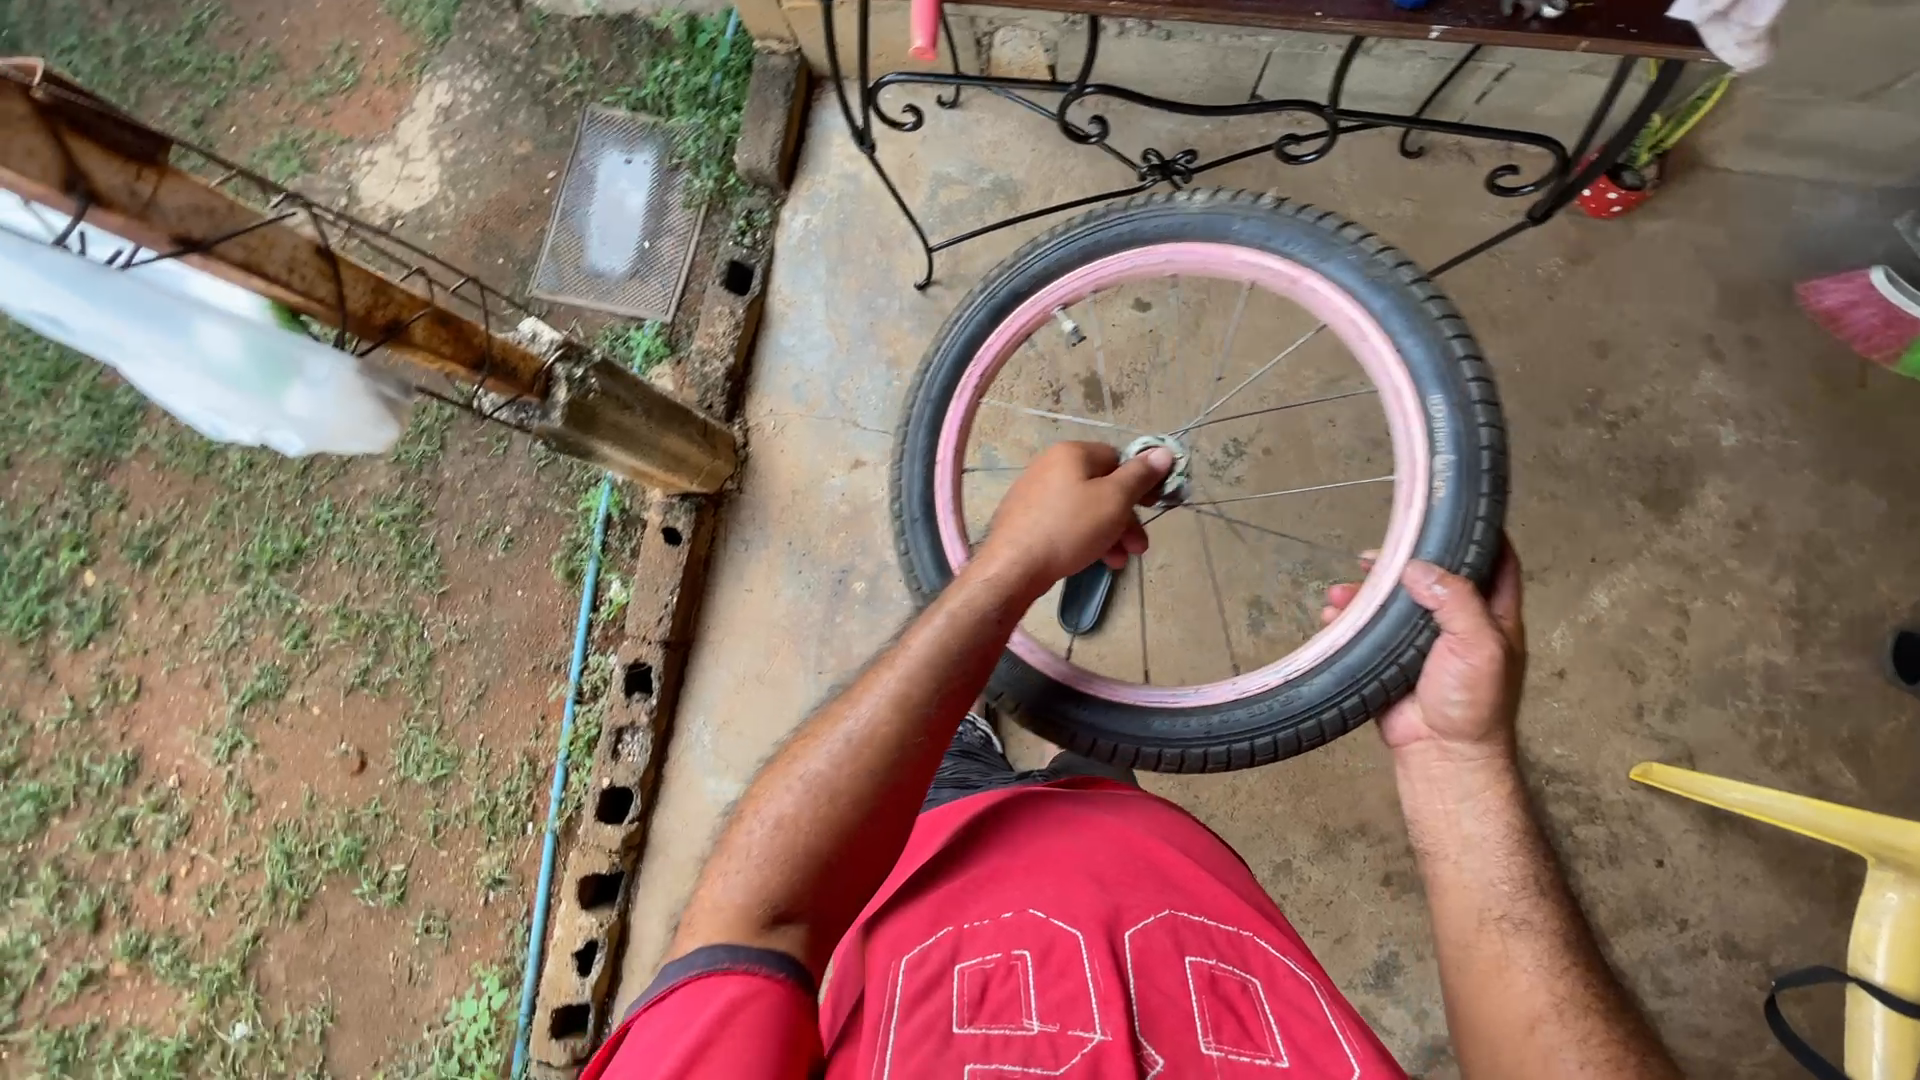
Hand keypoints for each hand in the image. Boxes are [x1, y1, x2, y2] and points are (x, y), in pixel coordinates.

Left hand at [973, 441, 1172, 597]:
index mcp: (1071, 453)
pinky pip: (1065, 523)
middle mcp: (1049, 467)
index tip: (1151, 507)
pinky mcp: (1026, 520)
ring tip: (1120, 561)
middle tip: (1139, 546)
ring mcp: (1035, 494)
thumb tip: (1163, 452)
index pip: (1116, 458)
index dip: (1138, 482)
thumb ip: (1140, 476)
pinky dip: (1084, 538)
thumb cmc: (1069, 528)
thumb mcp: (1114, 500)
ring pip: (1085, 509)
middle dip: (1126, 518)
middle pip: (1101, 487)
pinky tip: (1094, 561)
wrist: (1013, 567)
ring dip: (1109, 534)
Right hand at [1322, 538, 1524, 763]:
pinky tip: (1332, 616)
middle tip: (1371, 555)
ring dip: (1363, 592)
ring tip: (1340, 592)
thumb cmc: (1472, 702)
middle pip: (1429, 576)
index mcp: (1491, 614)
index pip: (1493, 561)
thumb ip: (1456, 601)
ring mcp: (1420, 639)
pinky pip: (1365, 629)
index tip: (1448, 512)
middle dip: (1399, 563)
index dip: (1476, 534)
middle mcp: (1457, 620)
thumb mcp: (1478, 646)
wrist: (1438, 751)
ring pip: (1390, 602)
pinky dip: (1346, 619)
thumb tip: (1417, 567)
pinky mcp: (1388, 656)